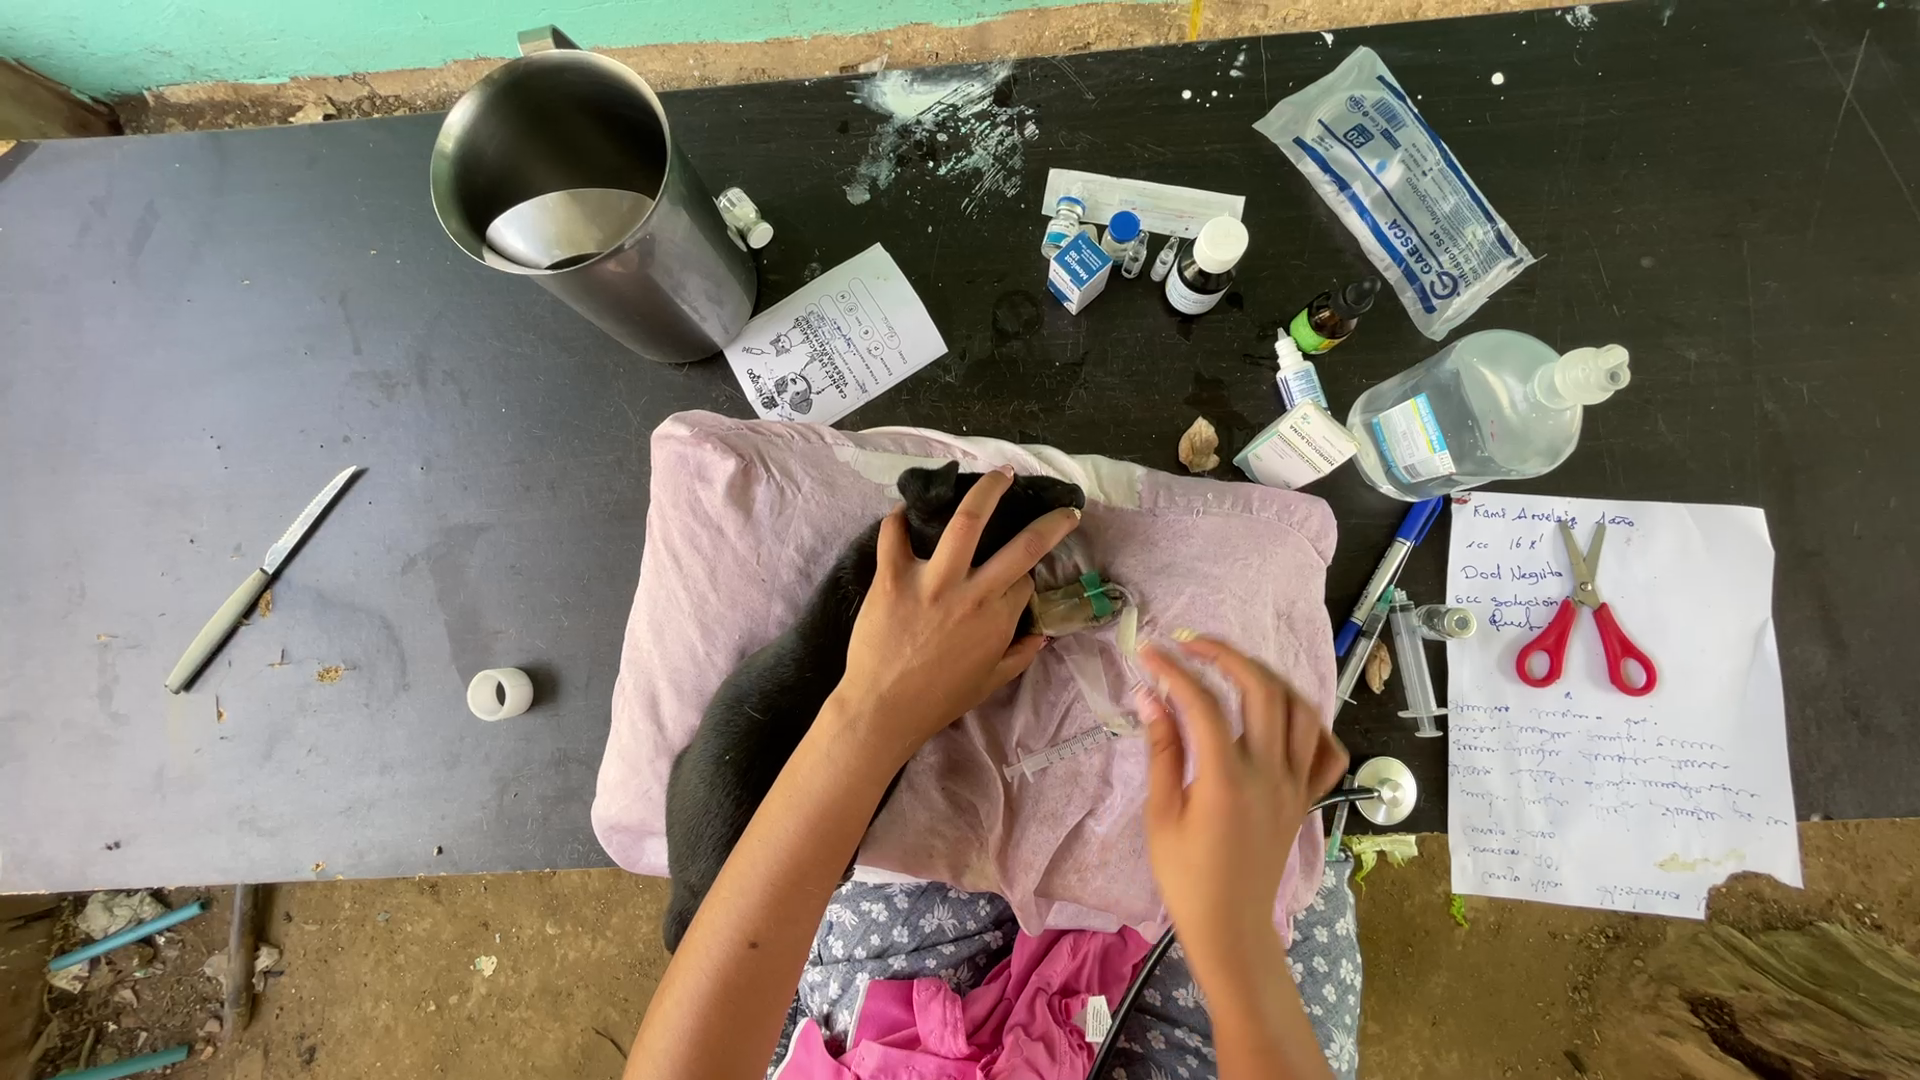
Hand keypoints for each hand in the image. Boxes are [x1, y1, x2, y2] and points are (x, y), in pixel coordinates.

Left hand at [833, 466, 1080, 767]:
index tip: (1021, 571)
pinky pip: (894, 535)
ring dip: (986, 491)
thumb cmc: (938, 701)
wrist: (882, 710)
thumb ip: (1019, 657)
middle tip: (1058, 507)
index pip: (1025, 578)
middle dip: (1048, 522)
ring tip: (998, 474)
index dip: (1027, 572)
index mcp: (998, 619)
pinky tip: (905, 507)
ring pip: (966, 521)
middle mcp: (972, 593)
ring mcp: (932, 581)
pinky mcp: (892, 577)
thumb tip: (1043, 636)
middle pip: (1021, 545)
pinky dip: (898, 517)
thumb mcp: (989, 684)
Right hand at [1137, 637, 1347, 977]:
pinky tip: (1283, 715)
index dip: (1174, 670)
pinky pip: (1326, 751)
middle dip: (1226, 655)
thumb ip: (1162, 748)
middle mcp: (1270, 773)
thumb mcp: (1161, 812)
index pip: (1203, 703)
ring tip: (1231, 668)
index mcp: (1227, 779)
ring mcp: (1296, 784)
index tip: (1149, 651)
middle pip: (1261, 689)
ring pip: (1300, 709)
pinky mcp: (1306, 797)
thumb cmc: (1186, 875)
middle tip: (1191, 644)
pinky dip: (1310, 722)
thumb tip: (1150, 695)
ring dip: (1266, 677)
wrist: (1231, 927)